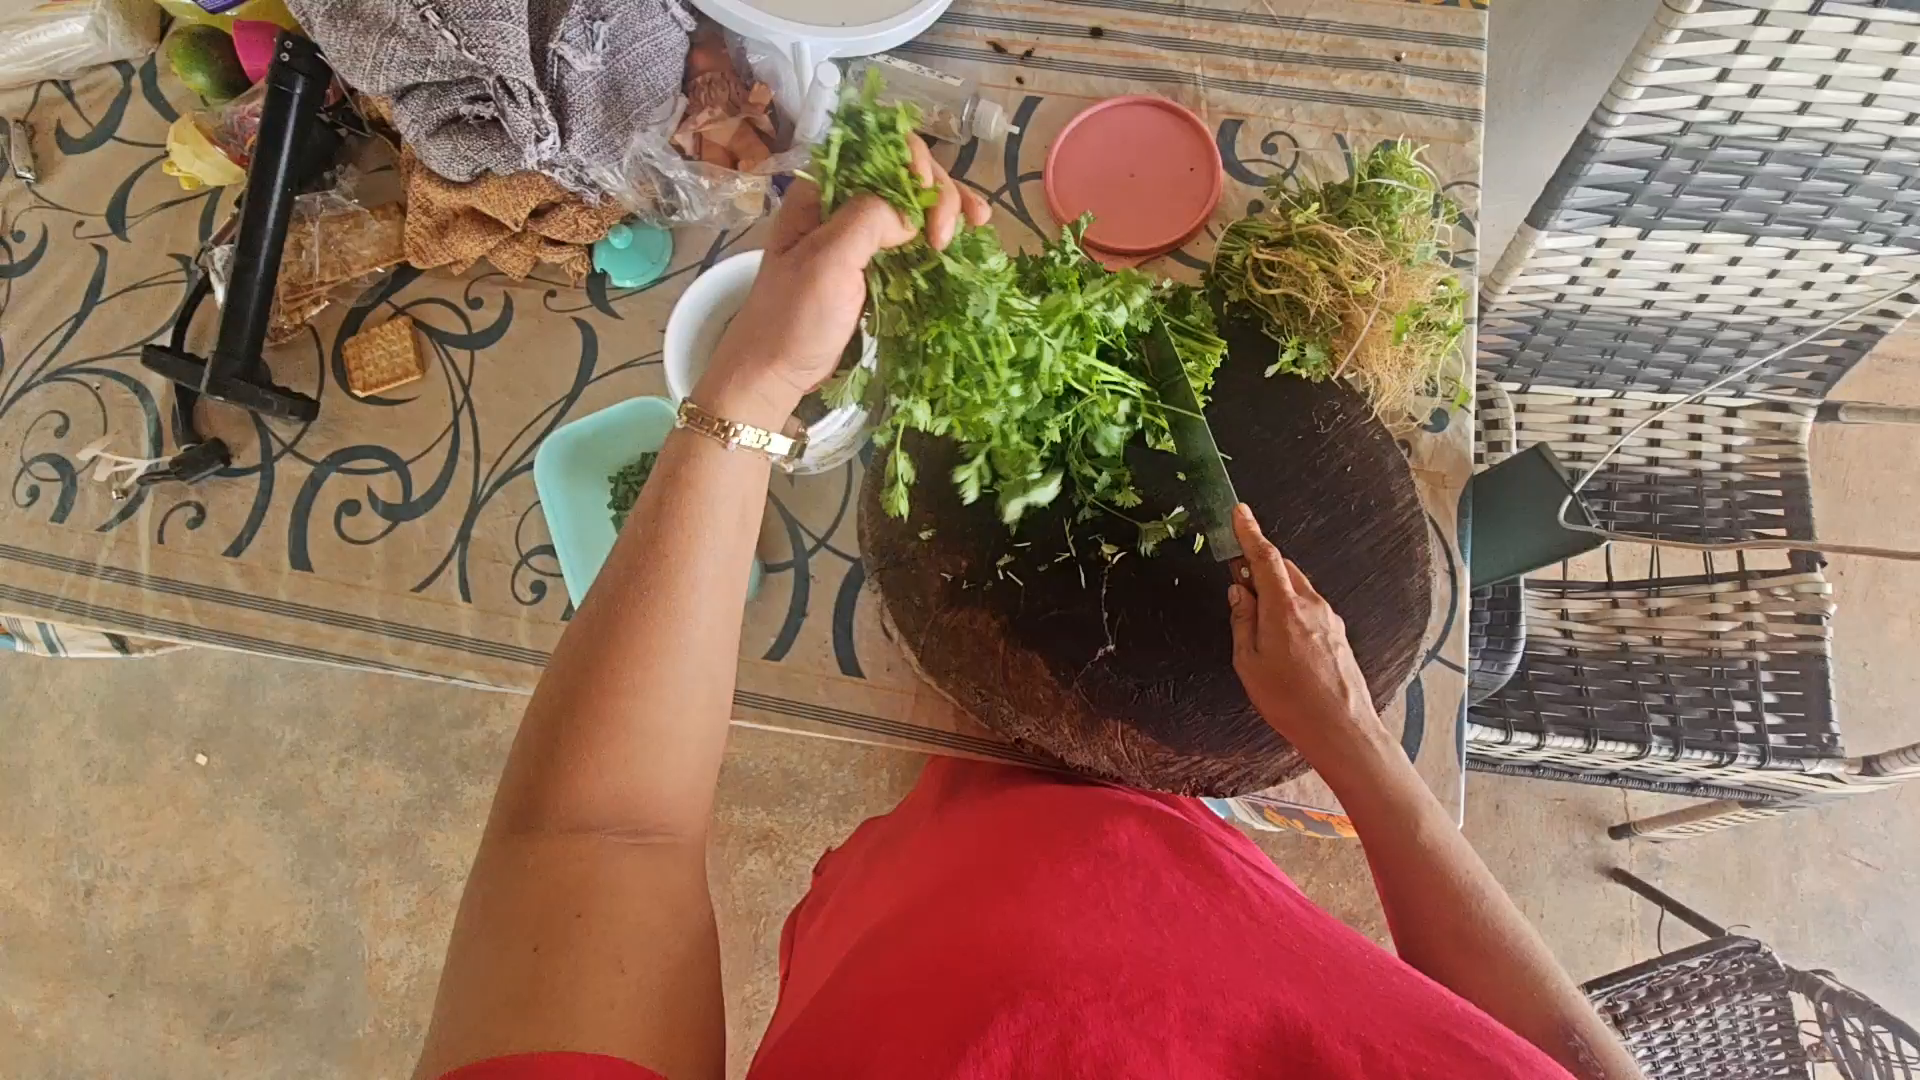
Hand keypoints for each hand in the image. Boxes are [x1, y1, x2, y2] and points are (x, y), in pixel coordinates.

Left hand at [693, 134, 990, 429]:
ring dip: (949, 209)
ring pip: (915, 206)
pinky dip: (939, 237)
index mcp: (824, 191)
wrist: (777, 368)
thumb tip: (912, 213)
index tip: (929, 205)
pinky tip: (963, 240)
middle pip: (905, 175)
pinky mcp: (874, 266)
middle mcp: (844, 204)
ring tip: (979, 225)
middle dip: (938, 194)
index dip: (914, 166)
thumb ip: (869, 221)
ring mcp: (861, 237)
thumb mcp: (827, 261)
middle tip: (948, 237)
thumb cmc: (793, 316)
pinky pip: (913, 240)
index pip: (881, 150)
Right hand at [1225, 504, 1387, 759]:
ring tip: (1254, 611)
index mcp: (1284, 608)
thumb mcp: (1249, 661)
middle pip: (1284, 568)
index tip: (1239, 512)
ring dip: (1274, 587)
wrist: (1342, 730)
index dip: (1249, 532)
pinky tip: (1278, 631)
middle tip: (1236, 574)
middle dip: (1259, 563)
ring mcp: (1329, 618)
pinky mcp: (1338, 633)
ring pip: (1297, 587)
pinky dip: (1289, 605)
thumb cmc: (1289, 700)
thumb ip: (1242, 620)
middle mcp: (1311, 605)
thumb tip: (1238, 591)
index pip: (1265, 557)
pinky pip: (1308, 606)